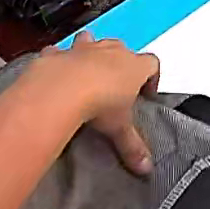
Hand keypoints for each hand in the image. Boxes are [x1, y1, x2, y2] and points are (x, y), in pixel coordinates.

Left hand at [30, 33, 161, 174]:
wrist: (59, 91)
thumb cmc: (99, 103)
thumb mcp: (119, 128)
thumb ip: (132, 146)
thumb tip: (145, 169)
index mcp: (134, 66)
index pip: (153, 64)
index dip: (152, 78)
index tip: (145, 94)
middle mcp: (111, 51)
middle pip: (123, 48)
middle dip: (120, 62)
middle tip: (115, 84)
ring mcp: (84, 48)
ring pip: (92, 39)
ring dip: (91, 50)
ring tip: (87, 69)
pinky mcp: (58, 53)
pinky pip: (60, 51)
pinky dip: (59, 58)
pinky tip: (56, 70)